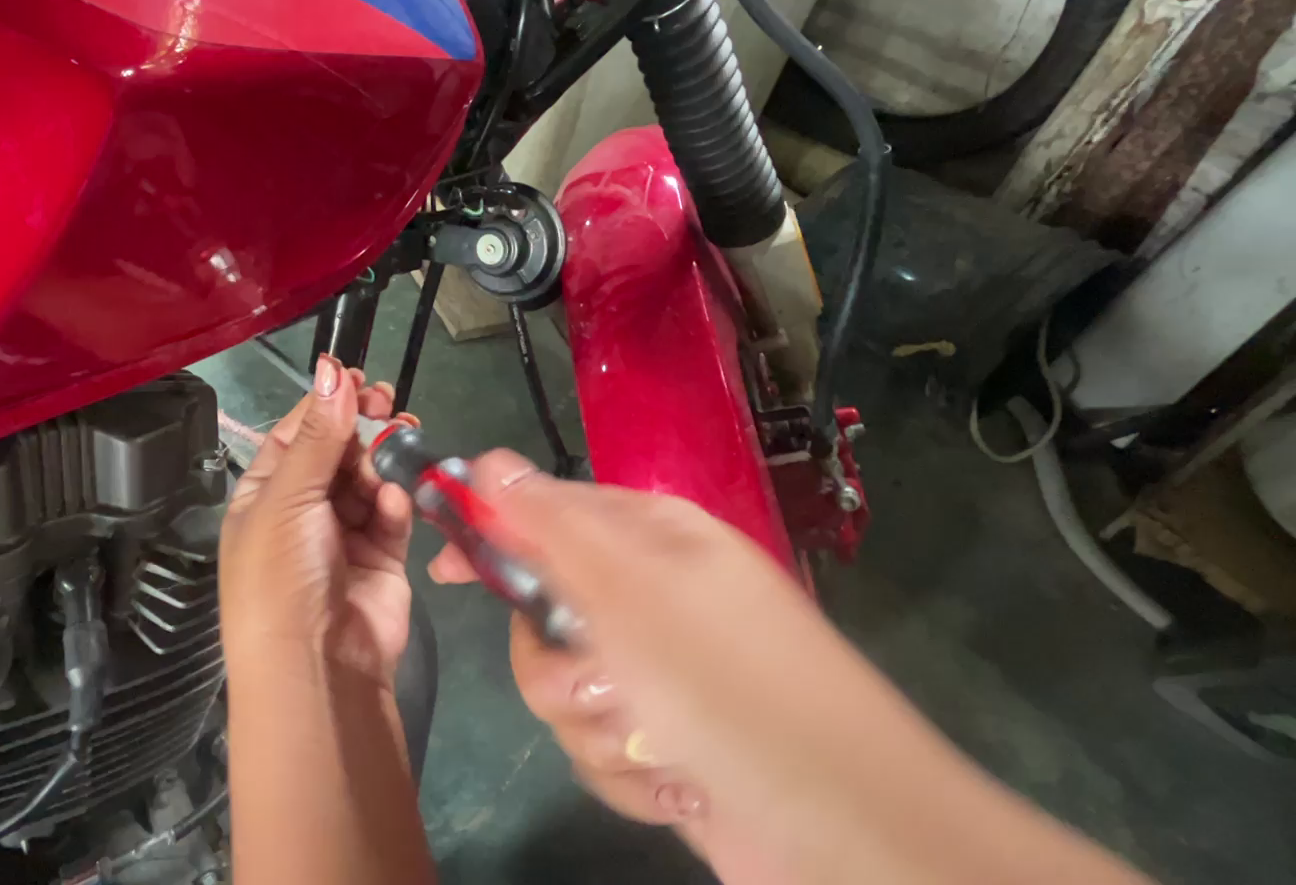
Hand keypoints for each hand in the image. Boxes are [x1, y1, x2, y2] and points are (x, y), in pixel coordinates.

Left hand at [219, 356, 418, 688]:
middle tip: (390, 404)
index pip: (297, 434)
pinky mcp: (382, 556)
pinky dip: (397, 503)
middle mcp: (302, 509)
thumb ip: (319, 435)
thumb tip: (331, 368)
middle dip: (364, 427)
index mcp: (265, 493)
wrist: (316, 666)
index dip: (327, 405)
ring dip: (385, 460)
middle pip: (339, 452)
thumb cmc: (283, 572)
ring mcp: (344, 533)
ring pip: (371, 478)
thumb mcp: (289, 497)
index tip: (359, 379)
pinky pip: (392, 515)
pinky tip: (398, 501)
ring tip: (403, 441)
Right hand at [428, 451, 1157, 884]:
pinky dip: (625, 770)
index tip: (445, 565)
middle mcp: (653, 598)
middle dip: (554, 659)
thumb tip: (489, 460)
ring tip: (652, 744)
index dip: (491, 532)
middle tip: (596, 677)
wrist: (851, 836)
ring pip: (563, 686)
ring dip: (593, 723)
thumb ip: (550, 524)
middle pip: (542, 611)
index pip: (546, 511)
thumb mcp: (629, 592)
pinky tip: (675, 784)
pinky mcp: (665, 741)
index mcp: (652, 540)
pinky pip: (597, 742)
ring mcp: (662, 673)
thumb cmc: (730, 687)